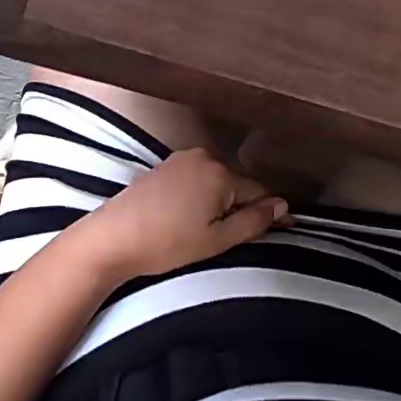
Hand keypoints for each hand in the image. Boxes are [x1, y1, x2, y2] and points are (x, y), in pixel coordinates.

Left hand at [62, 149, 288, 282]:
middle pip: (237, 184)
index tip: (287, 227)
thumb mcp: (217, 240)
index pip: (259, 191)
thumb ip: (253, 221)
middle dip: (243, 206)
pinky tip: (191, 219)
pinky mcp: (164, 167)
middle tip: (237, 238)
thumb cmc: (166, 243)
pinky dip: (202, 197)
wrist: (113, 237)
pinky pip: (196, 179)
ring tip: (211, 232)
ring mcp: (181, 159)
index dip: (272, 212)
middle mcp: (203, 157)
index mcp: (220, 173)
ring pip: (216, 181)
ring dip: (221, 202)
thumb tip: (281, 206)